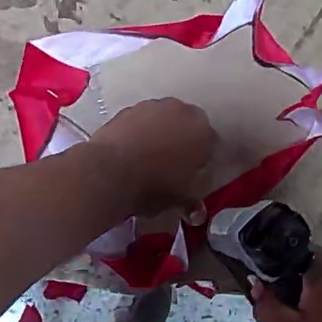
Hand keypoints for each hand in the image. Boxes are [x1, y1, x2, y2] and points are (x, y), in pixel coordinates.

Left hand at [90, 98, 219, 215]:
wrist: (108, 172)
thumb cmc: (152, 187)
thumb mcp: (177, 201)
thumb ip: (191, 204)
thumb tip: (197, 214)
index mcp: (204, 134)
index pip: (213, 144)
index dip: (204, 159)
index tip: (195, 172)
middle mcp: (183, 113)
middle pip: (191, 123)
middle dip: (187, 138)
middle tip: (175, 160)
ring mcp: (154, 106)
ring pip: (167, 117)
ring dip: (164, 130)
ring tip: (151, 153)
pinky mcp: (129, 108)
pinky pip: (143, 119)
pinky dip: (142, 130)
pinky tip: (133, 147)